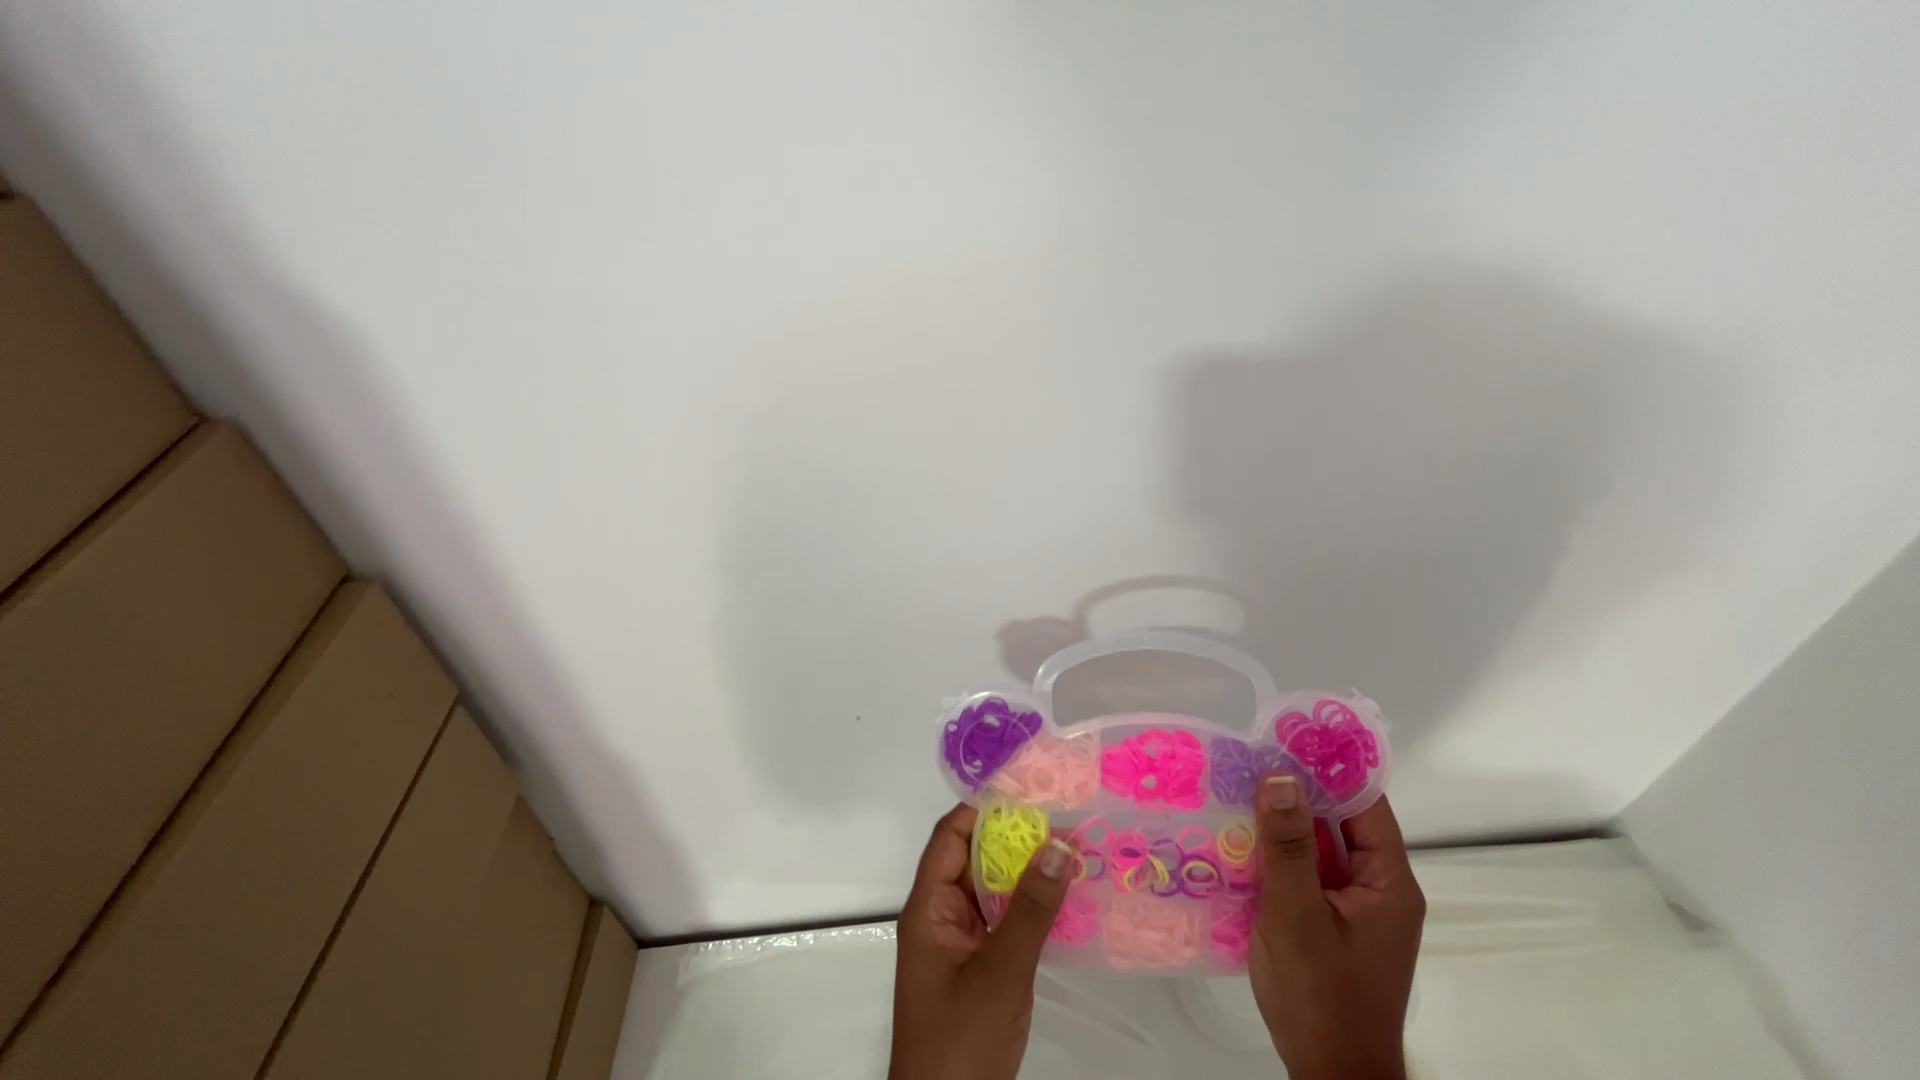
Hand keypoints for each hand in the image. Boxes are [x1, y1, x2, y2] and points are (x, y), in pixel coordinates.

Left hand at [890, 804, 1072, 1079]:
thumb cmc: (961, 1038)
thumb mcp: (1001, 971)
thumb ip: (1032, 909)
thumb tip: (1061, 844)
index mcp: (929, 908)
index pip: (950, 837)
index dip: (983, 808)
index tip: (1028, 787)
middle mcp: (941, 916)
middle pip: (974, 859)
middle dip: (1015, 836)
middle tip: (1066, 814)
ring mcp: (960, 943)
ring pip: (992, 890)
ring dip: (1028, 871)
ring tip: (1076, 846)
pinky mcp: (979, 967)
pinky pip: (1004, 920)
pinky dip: (1032, 906)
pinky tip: (1069, 898)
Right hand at [1249, 776, 1424, 1079]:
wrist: (1332, 1077)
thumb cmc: (1320, 996)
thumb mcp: (1296, 915)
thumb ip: (1288, 846)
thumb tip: (1278, 776)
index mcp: (1388, 881)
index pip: (1365, 803)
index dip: (1328, 766)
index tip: (1284, 736)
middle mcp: (1379, 889)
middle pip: (1341, 823)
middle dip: (1296, 792)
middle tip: (1245, 760)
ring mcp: (1355, 910)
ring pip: (1320, 850)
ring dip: (1282, 825)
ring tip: (1233, 792)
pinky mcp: (1331, 927)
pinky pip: (1308, 878)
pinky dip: (1278, 859)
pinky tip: (1238, 845)